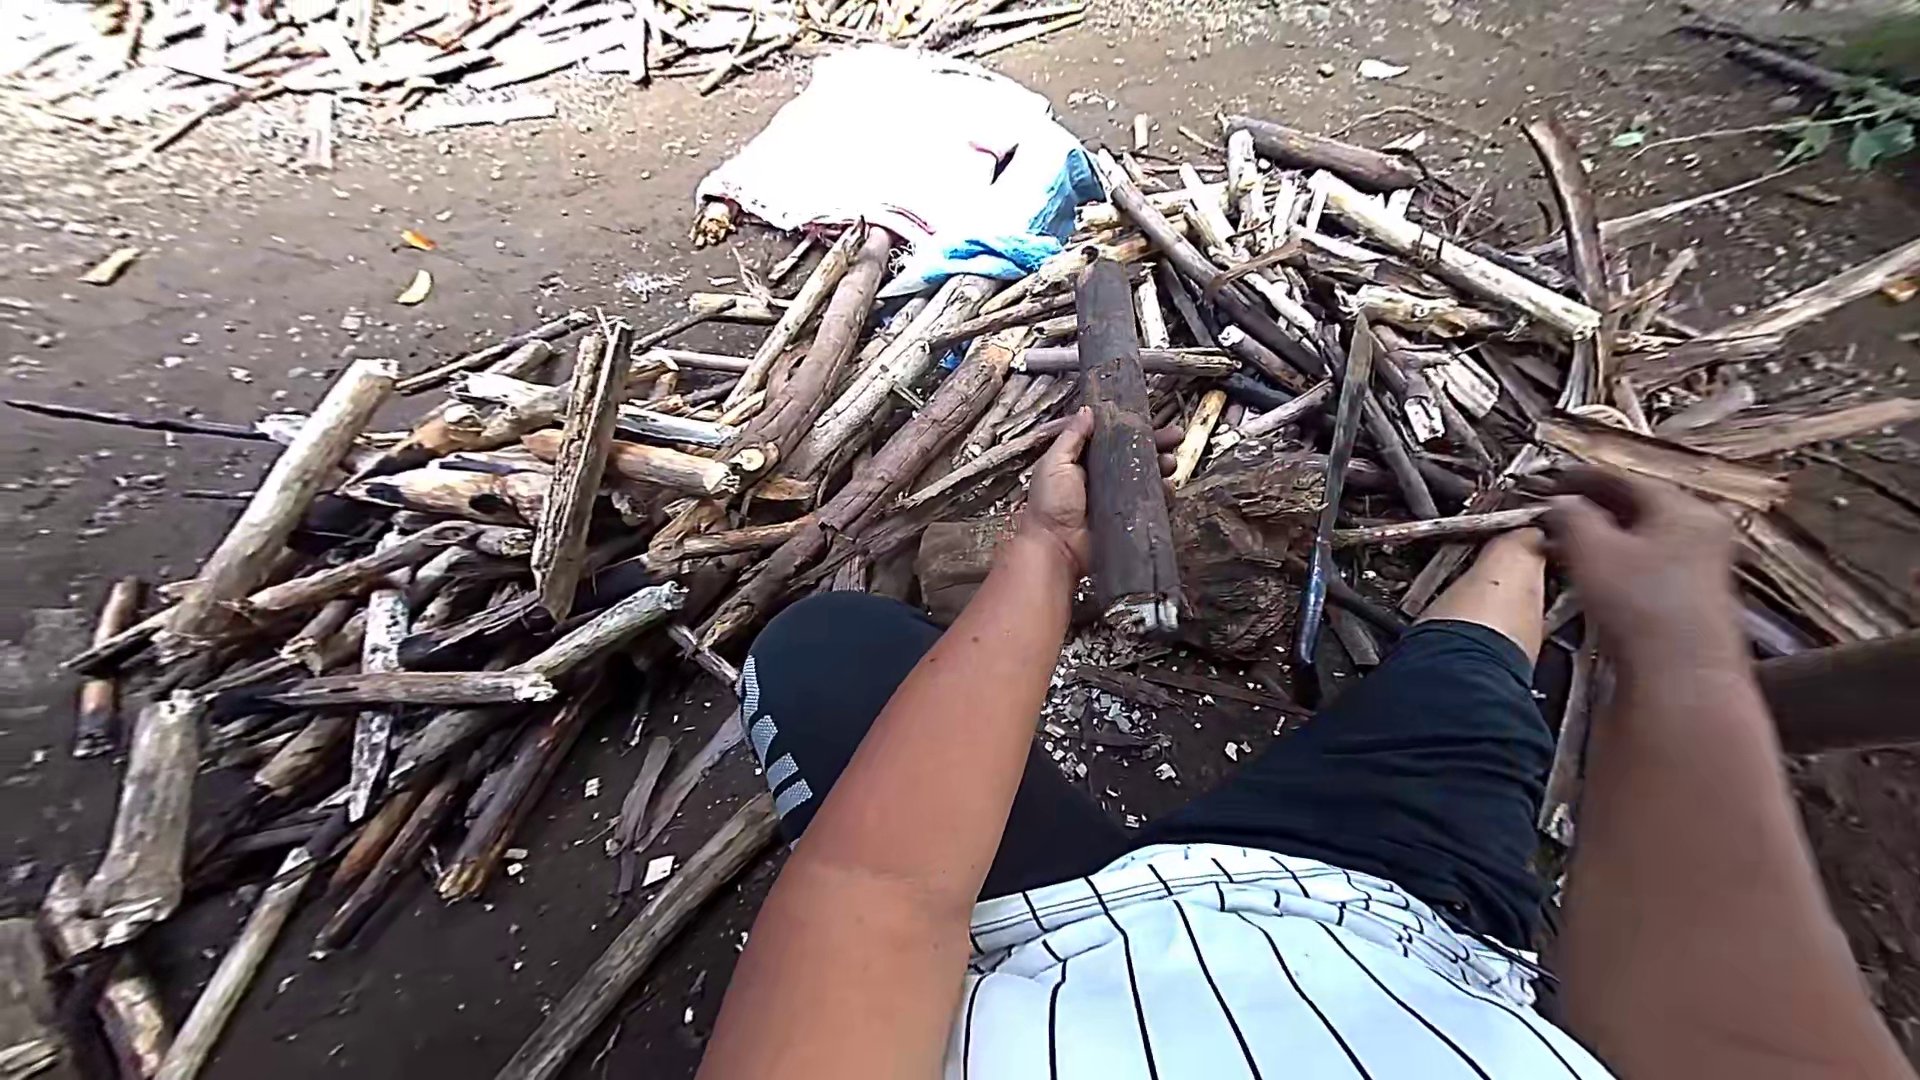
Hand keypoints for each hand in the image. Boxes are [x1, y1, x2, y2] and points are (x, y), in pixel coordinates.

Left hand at [1018, 409, 1184, 576]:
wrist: (1057, 546)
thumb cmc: (1050, 503)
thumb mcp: (1054, 463)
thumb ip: (1071, 437)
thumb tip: (1088, 410)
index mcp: (1083, 461)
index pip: (1112, 438)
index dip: (1131, 428)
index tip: (1150, 418)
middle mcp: (1102, 476)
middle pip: (1135, 454)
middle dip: (1156, 444)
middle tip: (1175, 436)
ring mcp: (1117, 496)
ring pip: (1146, 474)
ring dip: (1162, 465)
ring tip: (1171, 462)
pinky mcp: (1128, 515)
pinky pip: (1151, 500)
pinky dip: (1163, 492)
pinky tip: (1170, 486)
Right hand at [1544, 467, 1745, 673]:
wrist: (1675, 661)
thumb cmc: (1640, 602)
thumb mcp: (1590, 548)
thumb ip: (1570, 516)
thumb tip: (1557, 501)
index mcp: (1684, 511)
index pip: (1625, 478)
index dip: (1581, 476)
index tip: (1552, 477)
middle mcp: (1699, 528)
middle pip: (1634, 501)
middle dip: (1588, 500)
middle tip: (1551, 500)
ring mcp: (1697, 556)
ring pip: (1636, 527)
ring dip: (1595, 525)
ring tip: (1558, 529)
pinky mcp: (1685, 582)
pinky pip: (1639, 549)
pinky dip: (1608, 546)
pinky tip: (1582, 557)